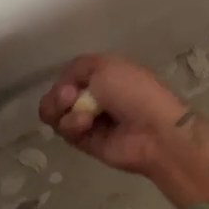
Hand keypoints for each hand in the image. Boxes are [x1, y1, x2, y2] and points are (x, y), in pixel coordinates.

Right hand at [39, 54, 208, 208]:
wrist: (152, 129)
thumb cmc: (133, 91)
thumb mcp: (104, 65)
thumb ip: (77, 68)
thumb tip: (65, 88)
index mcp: (105, 74)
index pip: (70, 75)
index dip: (64, 78)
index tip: (70, 83)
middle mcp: (96, 96)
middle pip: (59, 95)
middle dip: (59, 95)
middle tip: (69, 98)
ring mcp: (90, 120)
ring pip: (56, 114)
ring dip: (62, 111)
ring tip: (81, 116)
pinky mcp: (87, 142)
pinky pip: (65, 131)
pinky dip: (71, 126)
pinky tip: (85, 125)